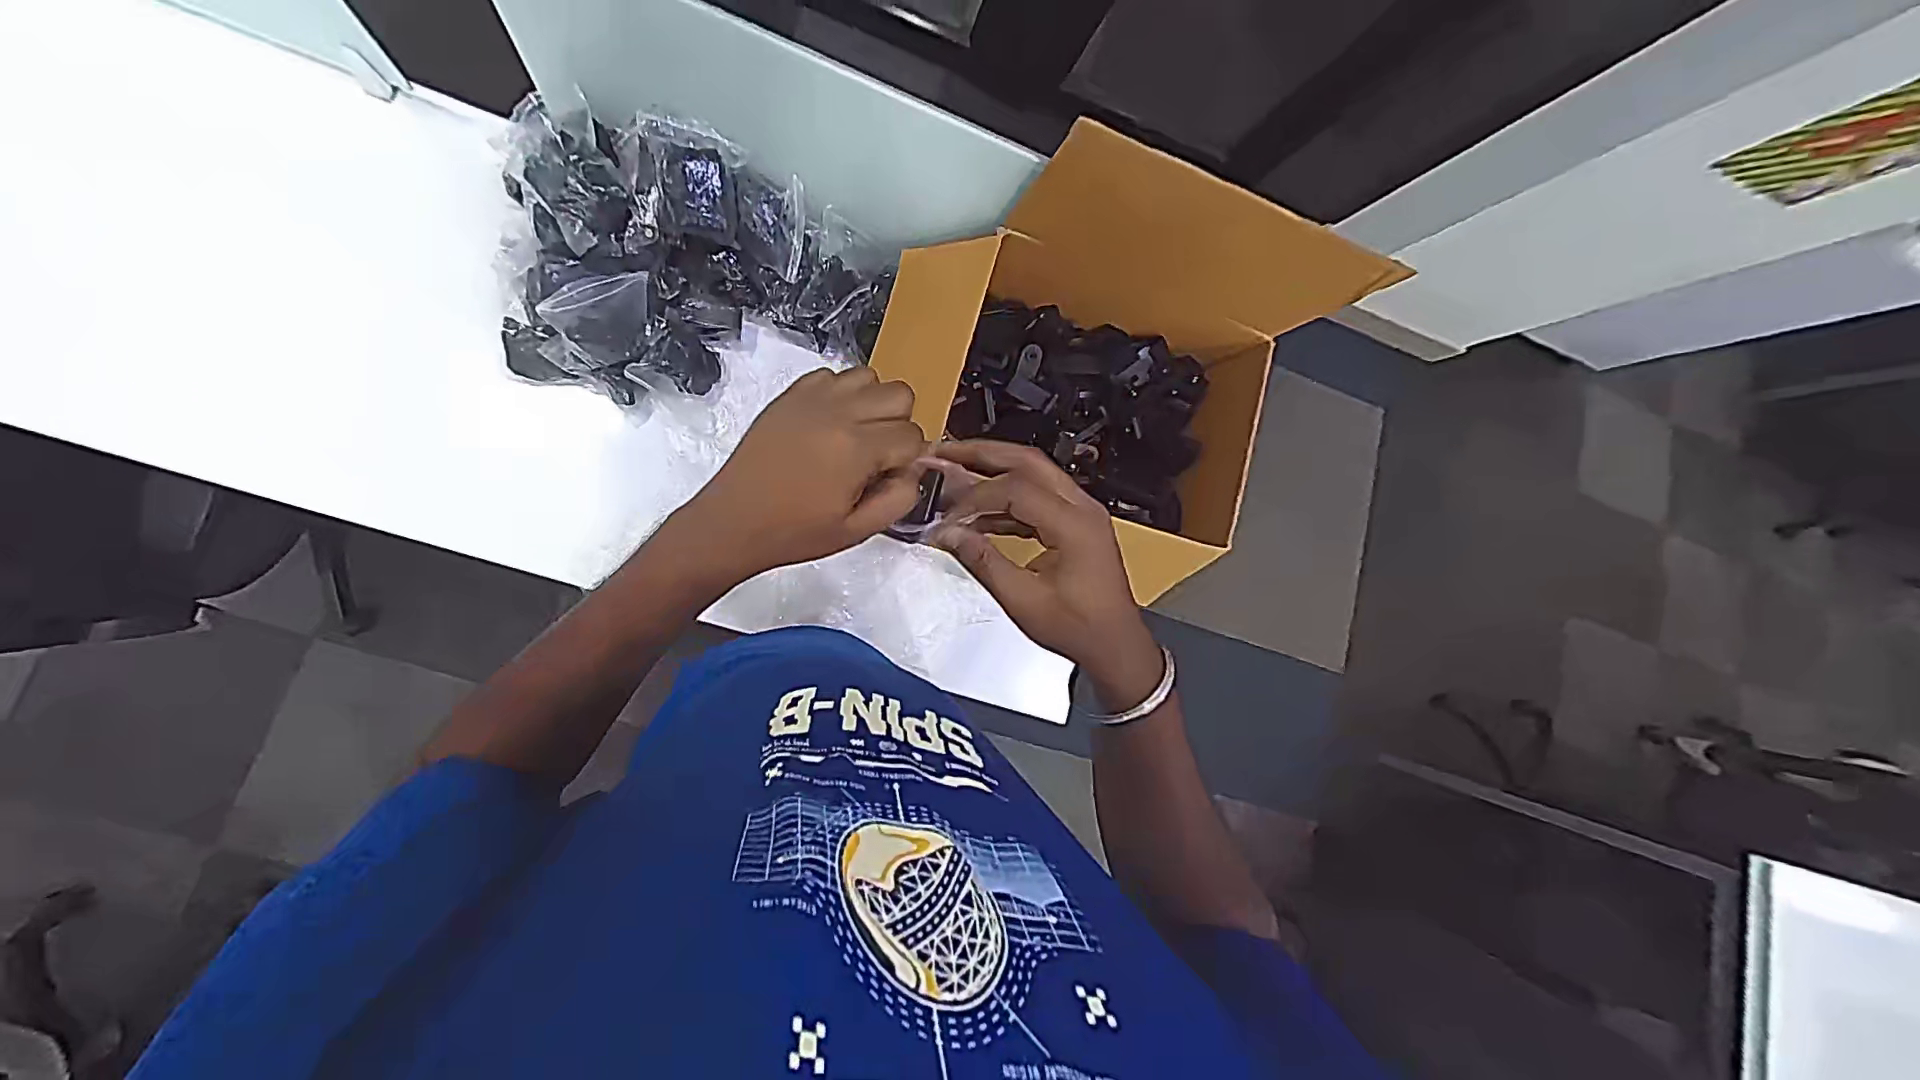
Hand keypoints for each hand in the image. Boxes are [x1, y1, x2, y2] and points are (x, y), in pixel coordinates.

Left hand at [659, 366, 927, 585]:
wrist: (734, 521)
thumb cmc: (794, 531)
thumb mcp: (858, 531)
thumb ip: (899, 499)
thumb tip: (911, 472)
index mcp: (856, 448)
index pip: (913, 434)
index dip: (908, 459)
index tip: (887, 477)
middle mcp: (838, 413)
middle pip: (900, 393)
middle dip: (898, 424)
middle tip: (877, 454)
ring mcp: (812, 398)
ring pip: (869, 377)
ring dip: (872, 404)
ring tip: (855, 435)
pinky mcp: (790, 395)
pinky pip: (833, 375)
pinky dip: (841, 395)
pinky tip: (829, 425)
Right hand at [928, 441, 1162, 710]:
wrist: (1115, 645)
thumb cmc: (1079, 628)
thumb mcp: (1023, 600)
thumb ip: (984, 561)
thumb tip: (949, 534)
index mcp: (1074, 525)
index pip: (1015, 488)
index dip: (975, 497)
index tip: (948, 515)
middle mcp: (1082, 508)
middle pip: (1027, 461)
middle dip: (982, 454)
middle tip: (944, 452)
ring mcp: (1082, 512)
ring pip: (1033, 473)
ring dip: (994, 471)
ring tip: (955, 472)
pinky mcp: (1076, 522)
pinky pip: (1038, 496)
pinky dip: (1007, 497)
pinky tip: (980, 510)